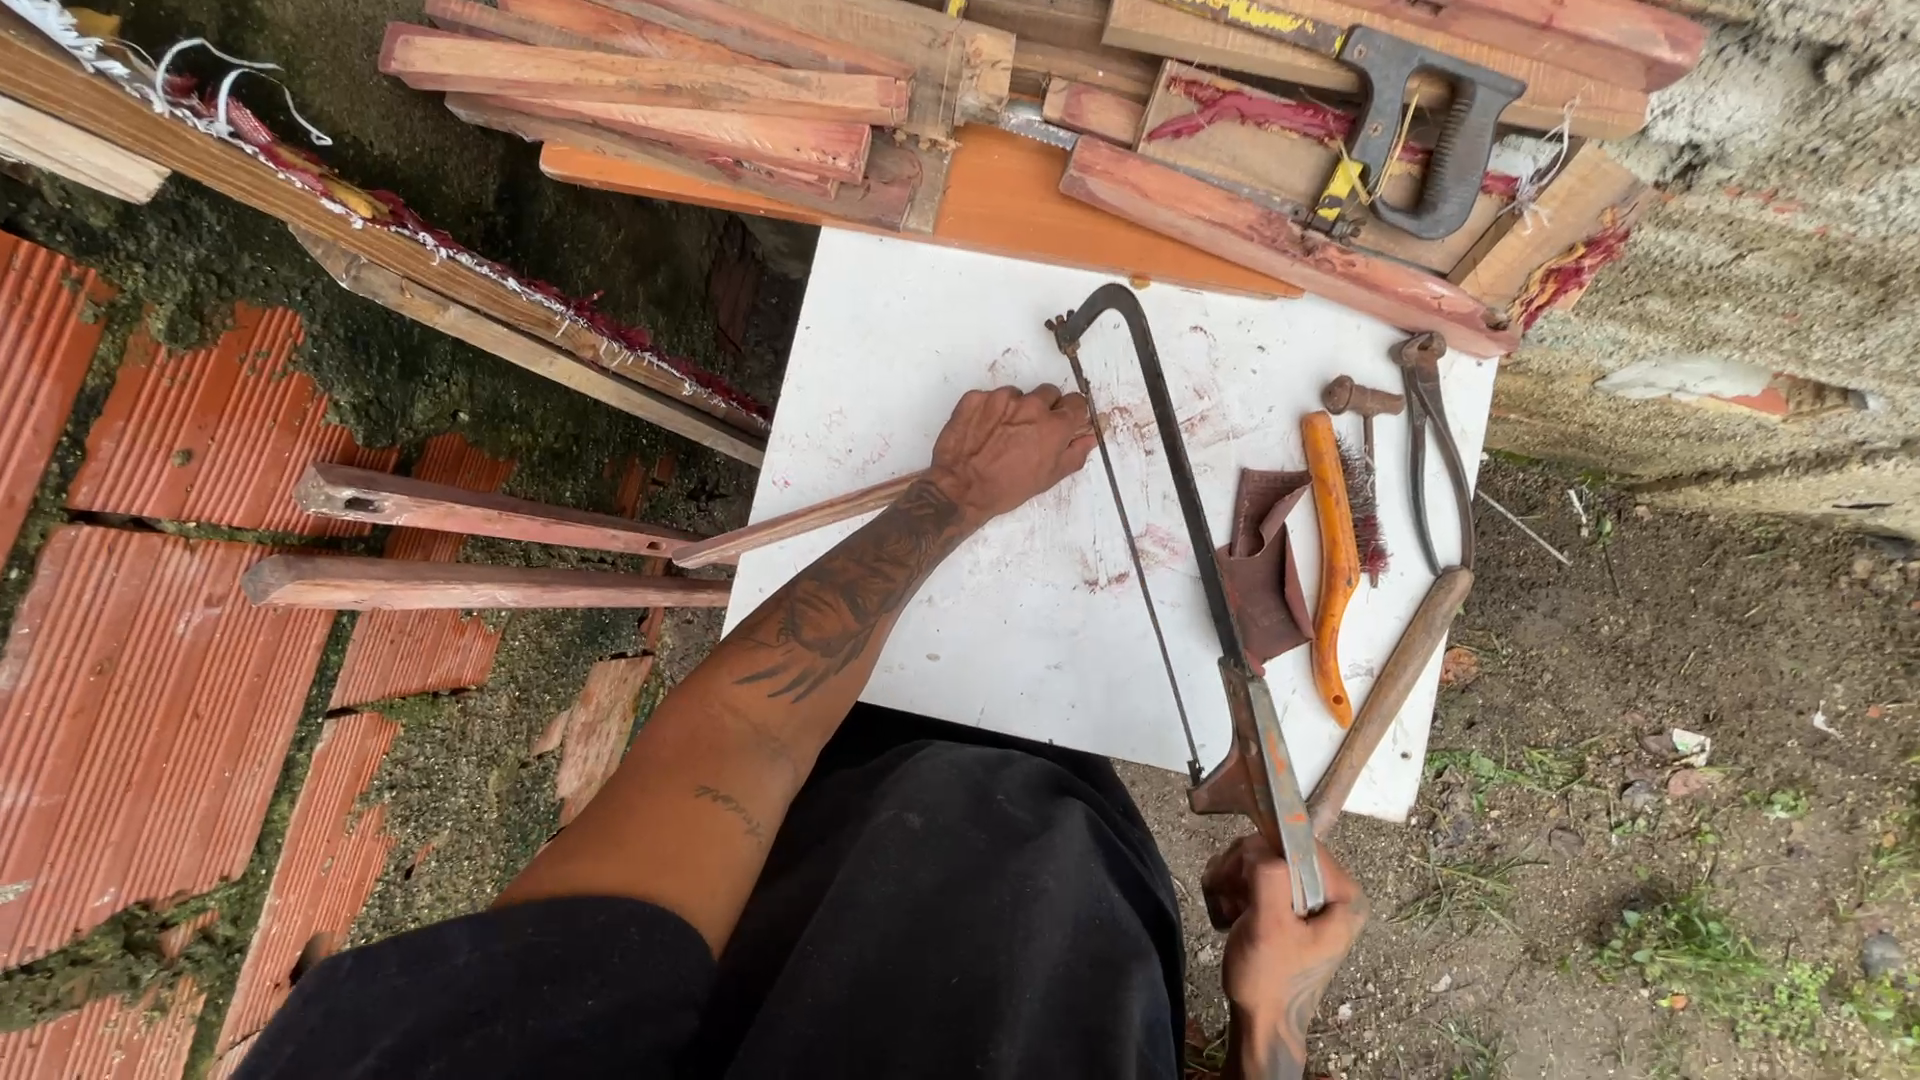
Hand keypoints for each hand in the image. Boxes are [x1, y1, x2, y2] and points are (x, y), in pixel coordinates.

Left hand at [926, 384, 1095, 524]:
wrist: (961, 489)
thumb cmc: (1005, 488)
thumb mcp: (1048, 478)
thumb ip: (1073, 454)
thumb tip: (1088, 439)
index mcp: (1054, 426)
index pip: (1075, 402)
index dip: (1070, 412)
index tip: (1063, 420)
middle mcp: (1030, 406)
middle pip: (1048, 393)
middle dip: (1044, 408)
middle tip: (1030, 431)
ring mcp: (1000, 399)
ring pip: (1018, 395)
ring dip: (1014, 409)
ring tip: (1002, 435)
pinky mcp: (976, 398)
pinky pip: (989, 398)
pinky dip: (989, 411)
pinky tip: (984, 432)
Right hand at [1203, 835, 1368, 1078]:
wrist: (1260, 1019)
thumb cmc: (1270, 977)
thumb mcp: (1269, 926)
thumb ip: (1269, 876)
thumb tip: (1258, 843)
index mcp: (1343, 895)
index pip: (1301, 843)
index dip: (1265, 851)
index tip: (1241, 876)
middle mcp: (1328, 890)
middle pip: (1275, 848)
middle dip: (1242, 867)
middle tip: (1230, 894)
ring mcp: (1304, 897)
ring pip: (1257, 858)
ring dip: (1232, 878)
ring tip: (1229, 908)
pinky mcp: (1284, 904)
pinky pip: (1251, 874)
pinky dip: (1232, 888)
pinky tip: (1230, 912)